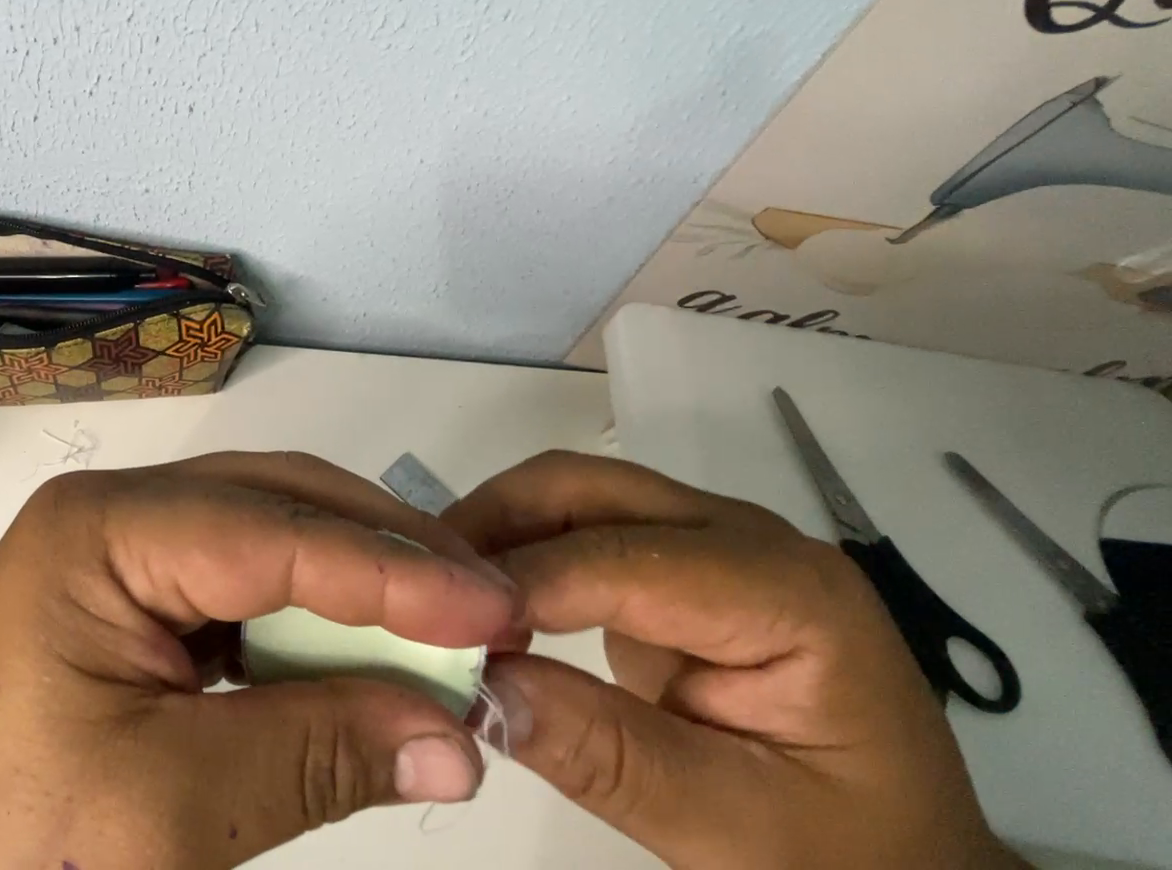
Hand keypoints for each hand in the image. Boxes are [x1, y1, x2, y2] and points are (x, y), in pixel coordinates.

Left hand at [0, 453, 514, 869]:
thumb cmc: (14, 842)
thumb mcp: (169, 808)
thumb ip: (319, 753)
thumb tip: (460, 739)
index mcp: (103, 530)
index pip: (272, 532)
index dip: (392, 570)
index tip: (497, 607)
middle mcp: (116, 514)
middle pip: (275, 508)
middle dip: (383, 556)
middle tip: (486, 606)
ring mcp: (125, 552)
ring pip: (269, 538)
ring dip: (357, 584)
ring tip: (447, 624)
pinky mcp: (138, 600)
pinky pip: (245, 588)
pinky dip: (314, 620)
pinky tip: (366, 650)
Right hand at [443, 451, 1027, 869]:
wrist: (903, 863)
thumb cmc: (842, 858)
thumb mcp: (732, 830)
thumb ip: (604, 754)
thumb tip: (477, 688)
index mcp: (785, 592)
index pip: (623, 557)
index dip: (521, 585)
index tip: (437, 629)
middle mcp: (743, 540)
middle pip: (589, 488)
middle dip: (493, 524)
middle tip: (416, 587)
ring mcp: (708, 547)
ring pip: (573, 497)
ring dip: (496, 533)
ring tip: (432, 593)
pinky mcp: (675, 571)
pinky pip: (578, 533)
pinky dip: (516, 555)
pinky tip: (478, 604)